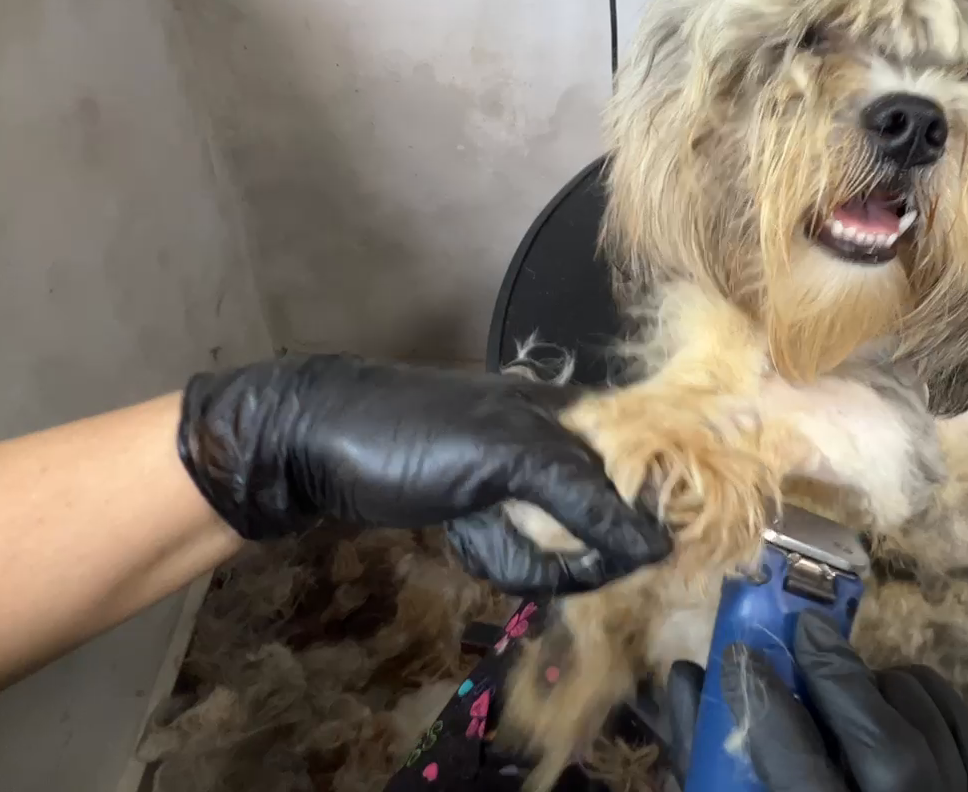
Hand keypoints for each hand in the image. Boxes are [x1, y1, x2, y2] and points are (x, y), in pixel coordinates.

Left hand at [177, 354, 670, 594]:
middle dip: (566, 547)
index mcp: (578, 412)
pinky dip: (496, 553)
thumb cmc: (418, 435)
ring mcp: (527, 481)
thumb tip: (655, 543)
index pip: (644, 469)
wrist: (313, 443)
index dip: (638, 518)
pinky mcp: (495, 508)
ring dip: (522, 554)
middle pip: (604, 518)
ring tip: (478, 528)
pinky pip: (521, 549)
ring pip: (562, 543)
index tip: (625, 555)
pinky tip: (466, 531)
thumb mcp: (509, 456)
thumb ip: (582, 494)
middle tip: (516, 533)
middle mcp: (563, 444)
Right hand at [654, 611, 967, 791]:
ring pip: (929, 733)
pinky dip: (924, 695)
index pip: (804, 776)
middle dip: (843, 681)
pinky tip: (890, 690)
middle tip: (805, 627)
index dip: (770, 711)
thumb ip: (704, 759)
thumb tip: (685, 675)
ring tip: (843, 673)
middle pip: (892, 756)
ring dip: (883, 685)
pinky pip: (961, 727)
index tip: (739, 654)